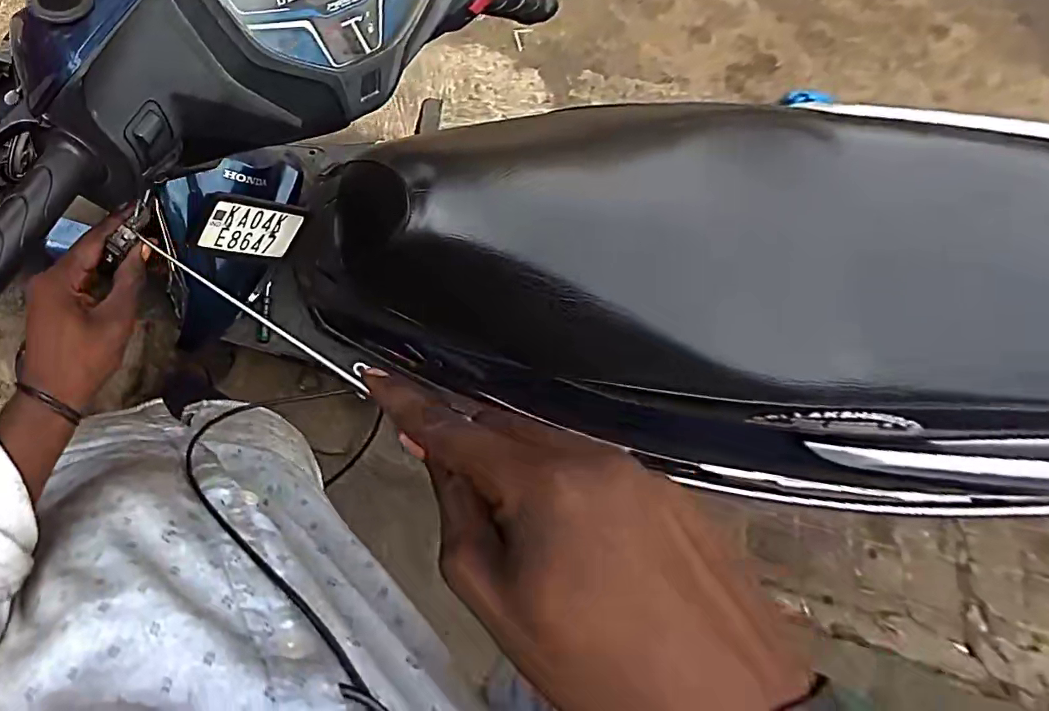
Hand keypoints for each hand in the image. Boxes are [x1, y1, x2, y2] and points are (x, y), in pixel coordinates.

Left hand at [20, 210, 147, 409]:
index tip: (134, 212)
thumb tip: (139, 253)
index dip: (117, 224)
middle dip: (116, 243)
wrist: (51, 397)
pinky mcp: (48, 304)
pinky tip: (116, 278)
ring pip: (81, 265)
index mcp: (57, 279)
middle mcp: (46, 280)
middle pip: (85, 250)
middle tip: (142, 236)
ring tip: (135, 256)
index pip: (91, 240)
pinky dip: (96, 277)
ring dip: (107, 261)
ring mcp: (44, 292)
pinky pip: (75, 280)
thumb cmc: (79, 365)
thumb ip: (129, 280)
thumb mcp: (115, 319)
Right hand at [365, 371, 813, 710]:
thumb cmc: (602, 672)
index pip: (452, 427)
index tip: (377, 375)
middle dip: (466, 442)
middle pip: (497, 423)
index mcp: (544, 484)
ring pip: (543, 439)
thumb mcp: (494, 597)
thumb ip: (454, 512)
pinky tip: (572, 531)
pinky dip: (559, 476)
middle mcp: (592, 460)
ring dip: (513, 461)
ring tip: (524, 527)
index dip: (406, 400)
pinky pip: (589, 461)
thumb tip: (440, 458)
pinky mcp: (670, 491)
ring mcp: (638, 471)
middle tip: (454, 480)